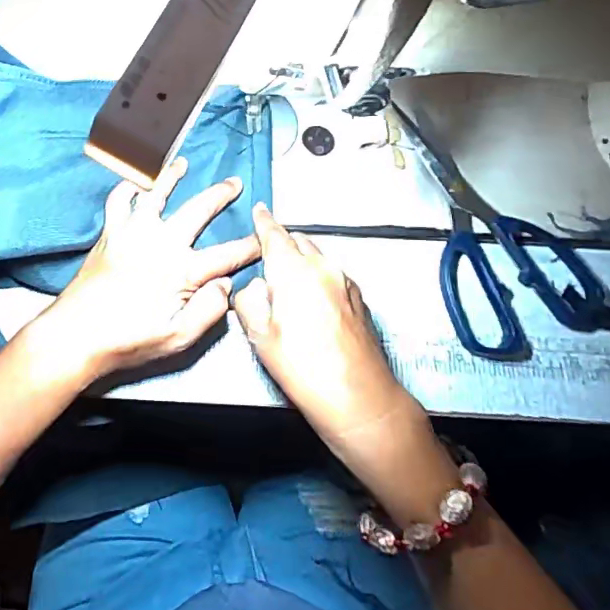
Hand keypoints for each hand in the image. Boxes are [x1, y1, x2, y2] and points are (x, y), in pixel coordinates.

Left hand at [18, 159, 259, 383]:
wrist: (76, 332)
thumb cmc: (127, 339)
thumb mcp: (177, 338)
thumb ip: (208, 311)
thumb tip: (226, 285)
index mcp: (182, 270)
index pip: (228, 254)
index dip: (251, 245)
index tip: (264, 237)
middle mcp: (160, 242)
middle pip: (198, 209)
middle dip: (220, 194)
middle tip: (234, 183)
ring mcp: (132, 233)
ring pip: (156, 194)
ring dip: (171, 176)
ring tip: (181, 164)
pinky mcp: (110, 233)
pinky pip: (119, 201)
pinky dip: (127, 187)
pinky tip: (133, 183)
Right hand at [232, 204, 424, 446]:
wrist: (361, 399)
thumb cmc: (306, 370)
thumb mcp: (259, 335)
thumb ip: (248, 299)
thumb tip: (255, 286)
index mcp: (294, 272)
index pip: (274, 234)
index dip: (263, 221)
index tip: (259, 210)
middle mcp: (324, 269)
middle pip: (297, 241)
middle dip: (280, 243)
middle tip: (265, 258)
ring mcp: (346, 282)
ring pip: (317, 257)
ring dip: (300, 260)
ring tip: (286, 283)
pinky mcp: (360, 299)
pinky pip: (331, 275)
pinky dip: (317, 277)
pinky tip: (310, 302)